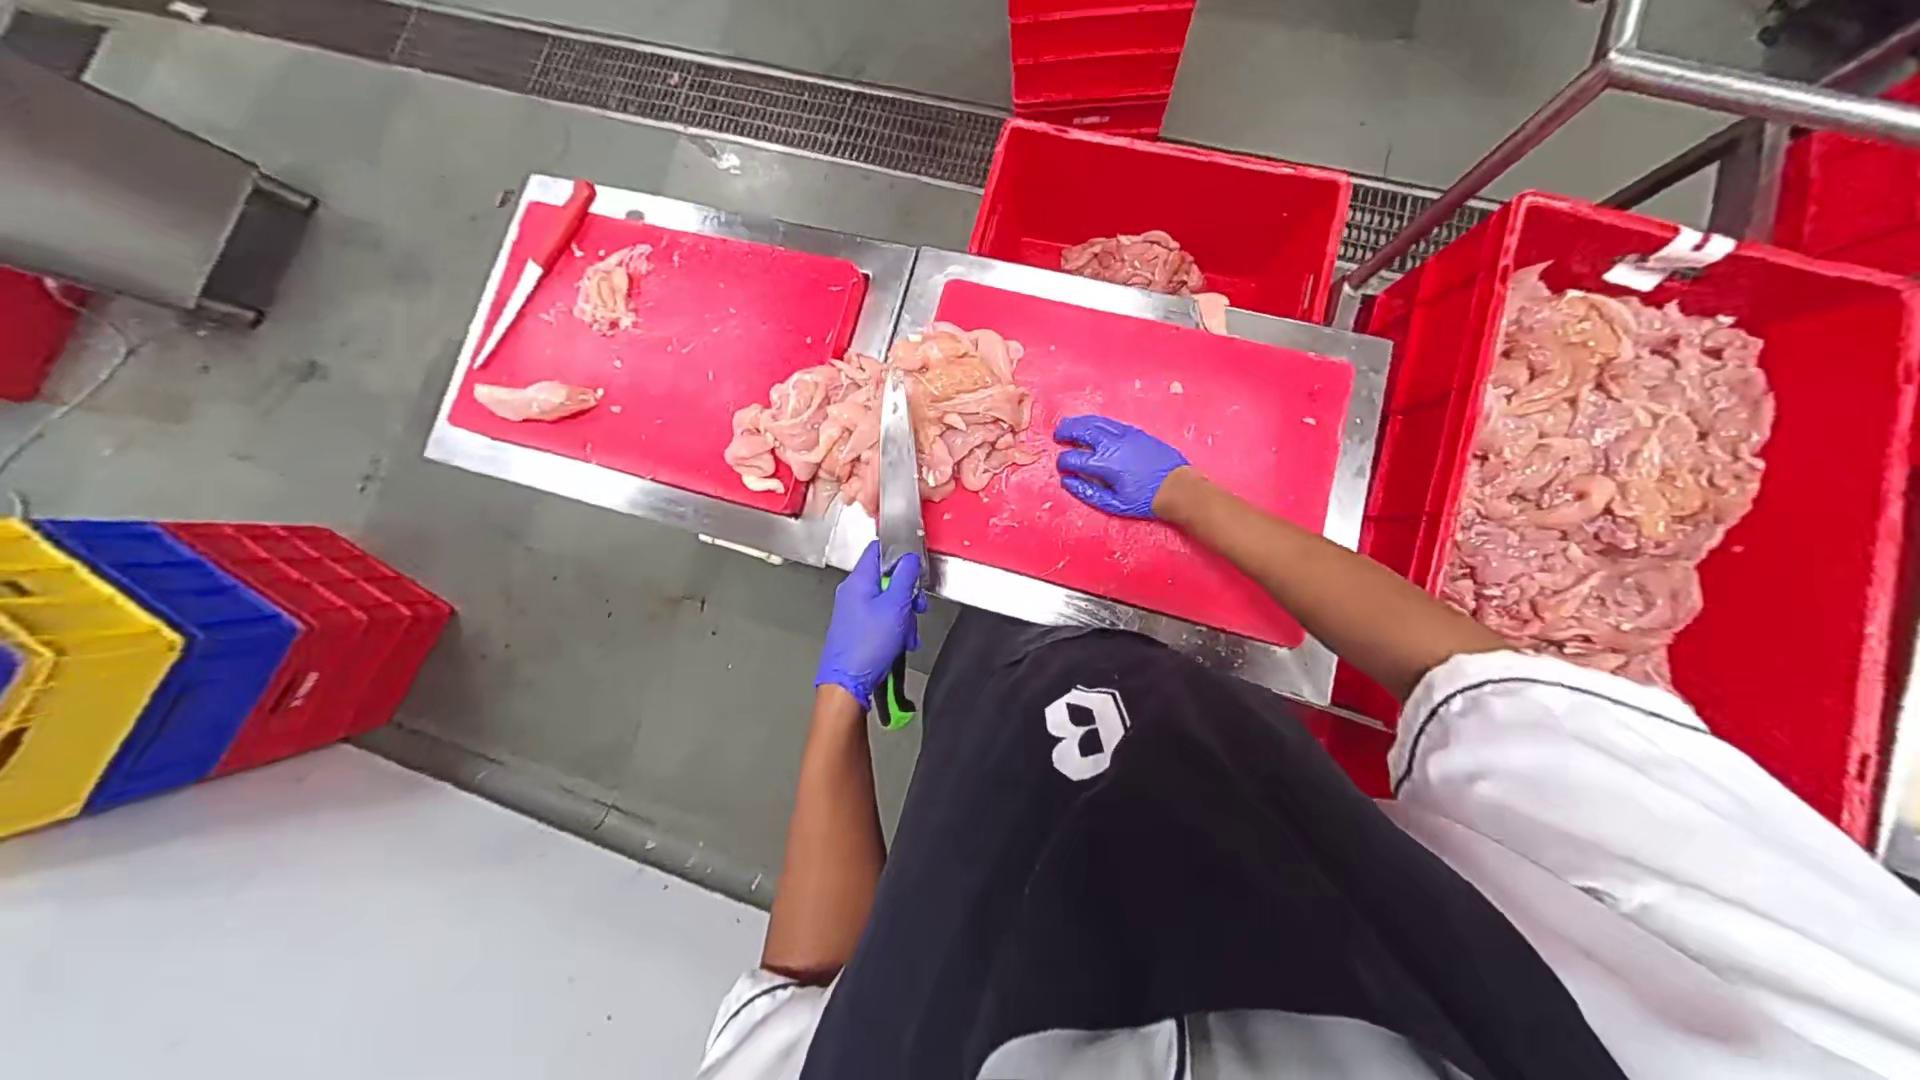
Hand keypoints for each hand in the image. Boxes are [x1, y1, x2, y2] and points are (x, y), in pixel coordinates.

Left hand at [815, 541, 925, 707]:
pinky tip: (900, 642)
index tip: (915, 564)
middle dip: (907, 593)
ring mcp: (854, 611)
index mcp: (858, 580)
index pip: (877, 550)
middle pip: (886, 579)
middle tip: (915, 606)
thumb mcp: (895, 605)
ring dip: (903, 615)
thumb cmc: (866, 646)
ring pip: (887, 601)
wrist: (848, 683)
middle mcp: (853, 593)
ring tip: (906, 633)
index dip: (899, 553)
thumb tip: (910, 558)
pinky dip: (895, 628)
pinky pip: (882, 619)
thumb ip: (905, 577)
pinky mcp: (858, 629)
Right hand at [1053, 415, 1189, 518]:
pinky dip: (1095, 422)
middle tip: (1057, 436)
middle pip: (1081, 430)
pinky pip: (1109, 422)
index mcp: (1104, 464)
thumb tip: (1067, 482)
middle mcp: (1111, 444)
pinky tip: (1091, 427)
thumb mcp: (1113, 504)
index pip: (1073, 458)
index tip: (1062, 468)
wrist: (1176, 488)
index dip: (1063, 462)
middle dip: (1065, 432)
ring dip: (1078, 423)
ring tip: (1069, 427)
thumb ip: (1087, 492)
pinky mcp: (1134, 431)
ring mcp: (1124, 434)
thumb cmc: (1144, 500)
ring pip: (1095, 421)